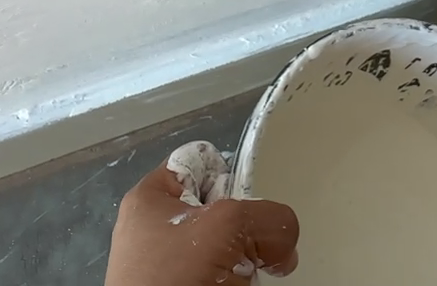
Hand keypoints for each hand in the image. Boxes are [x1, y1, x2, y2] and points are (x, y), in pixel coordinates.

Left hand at [104, 154, 298, 285]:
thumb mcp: (230, 226)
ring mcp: (167, 268)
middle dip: (244, 228)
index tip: (243, 200)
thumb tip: (285, 245)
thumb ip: (271, 218)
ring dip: (245, 262)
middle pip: (220, 208)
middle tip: (250, 246)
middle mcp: (155, 230)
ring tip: (244, 277)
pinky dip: (238, 284)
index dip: (229, 175)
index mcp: (151, 198)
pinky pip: (223, 279)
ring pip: (225, 249)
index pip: (202, 163)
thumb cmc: (175, 275)